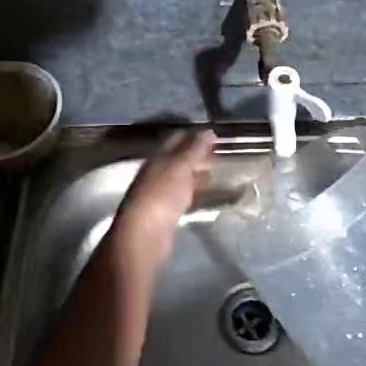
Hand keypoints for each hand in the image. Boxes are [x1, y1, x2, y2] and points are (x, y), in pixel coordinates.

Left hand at [107, 130, 216, 273]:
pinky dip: (194, 191)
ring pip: (180, 177)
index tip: (216, 137)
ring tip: (216, 172)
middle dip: (198, 154)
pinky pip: (182, 195)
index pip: (177, 139)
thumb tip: (208, 131)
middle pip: (178, 158)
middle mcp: (156, 172)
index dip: (195, 135)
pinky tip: (205, 194)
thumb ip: (194, 149)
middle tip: (220, 154)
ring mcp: (159, 192)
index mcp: (158, 157)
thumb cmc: (162, 195)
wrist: (145, 234)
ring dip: (196, 173)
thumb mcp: (180, 166)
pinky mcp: (164, 212)